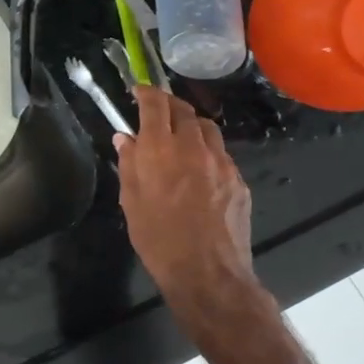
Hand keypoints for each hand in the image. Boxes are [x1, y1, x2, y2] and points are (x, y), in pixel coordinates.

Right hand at [115, 87, 258, 317]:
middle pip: (184, 110)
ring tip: (179, 136)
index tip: (138, 90)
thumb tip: (125, 139)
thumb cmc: (157, 237)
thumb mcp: (130, 200)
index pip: (155, 105)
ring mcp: (221, 163)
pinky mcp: (239, 181)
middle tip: (157, 110)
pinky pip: (221, 154)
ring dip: (191, 124)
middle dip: (169, 104)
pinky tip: (198, 169)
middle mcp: (193, 148)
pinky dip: (207, 150)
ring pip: (207, 128)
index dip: (146, 93)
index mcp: (160, 149)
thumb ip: (129, 164)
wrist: (207, 272)